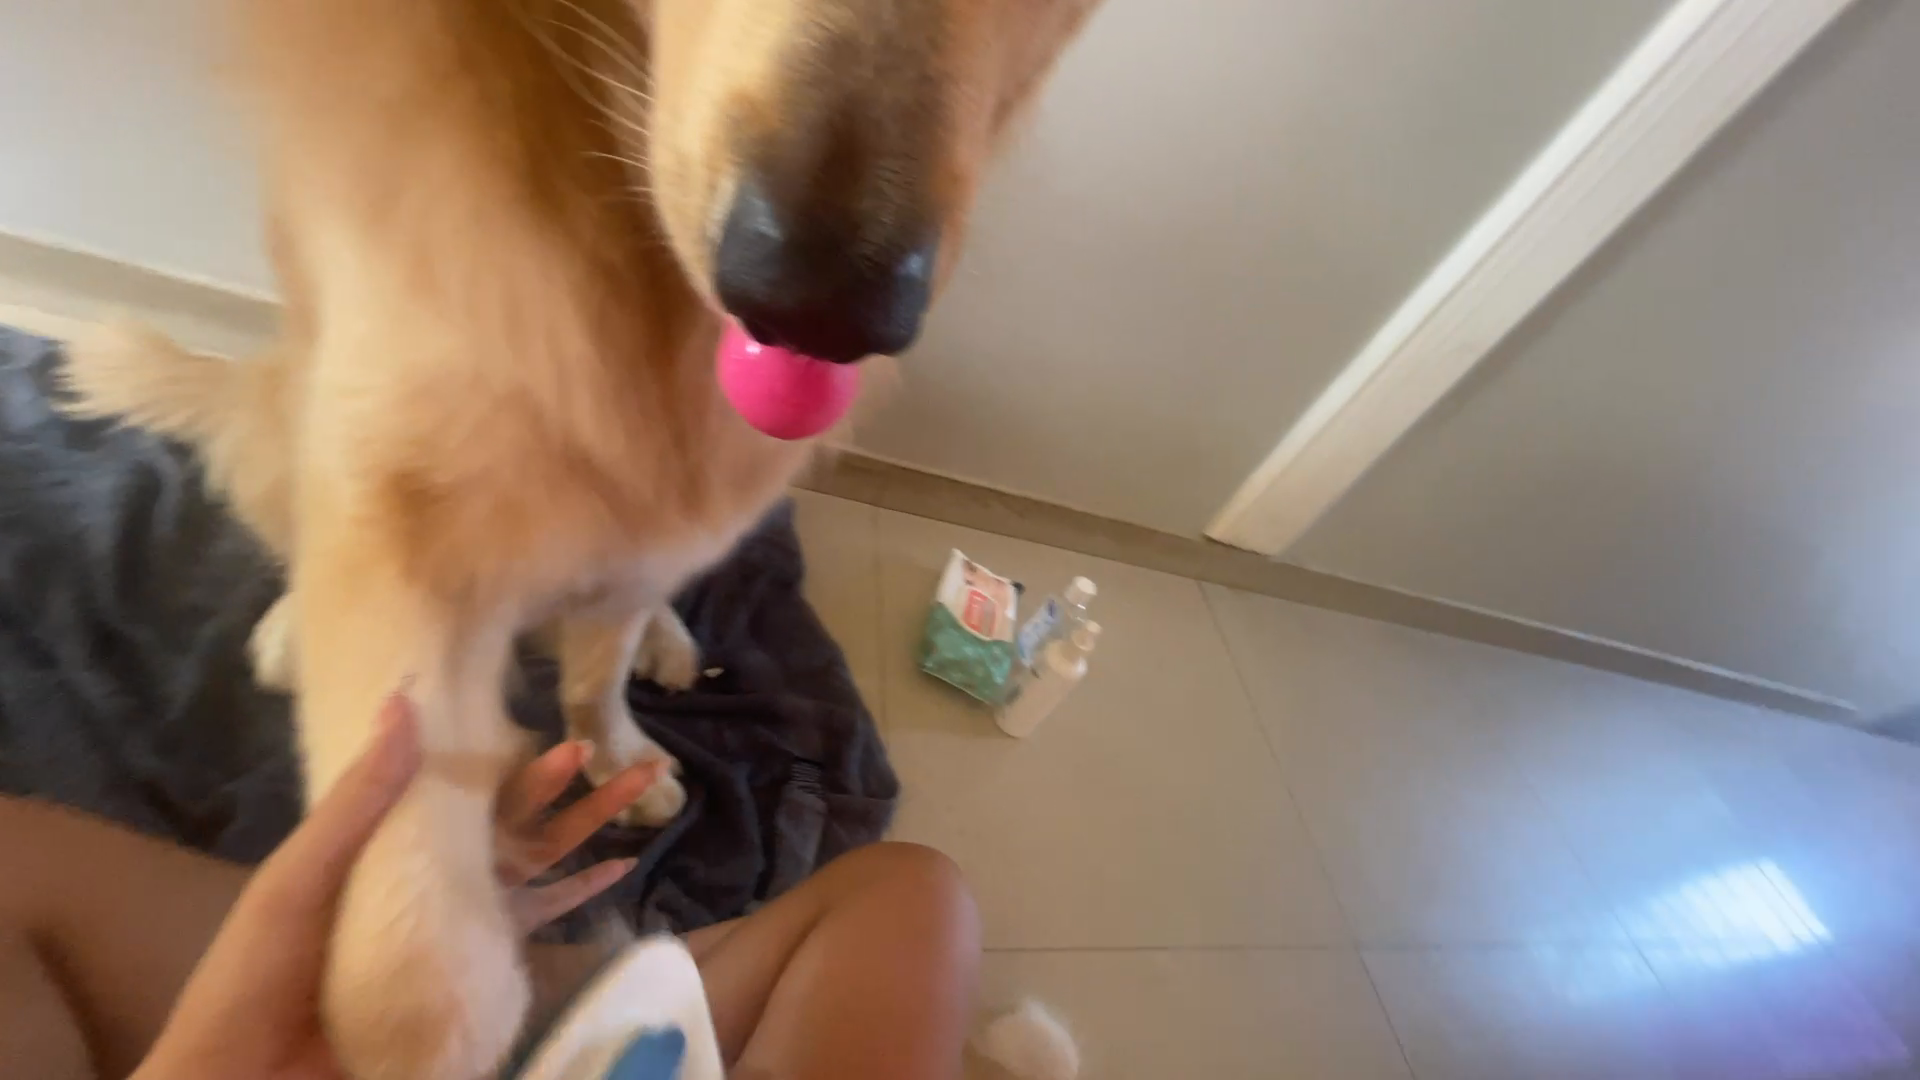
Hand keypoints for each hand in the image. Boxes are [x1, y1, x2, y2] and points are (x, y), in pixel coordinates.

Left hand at [135, 694, 662, 1079]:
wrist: (252, 1077)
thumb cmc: (264, 970)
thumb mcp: (303, 874)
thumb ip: (361, 796)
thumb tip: (403, 700)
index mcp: (405, 840)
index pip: (481, 788)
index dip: (529, 763)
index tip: (572, 741)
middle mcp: (445, 868)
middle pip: (529, 816)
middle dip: (580, 785)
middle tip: (630, 757)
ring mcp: (467, 913)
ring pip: (548, 855)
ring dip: (595, 822)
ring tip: (641, 787)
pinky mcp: (479, 958)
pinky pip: (543, 915)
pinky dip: (585, 889)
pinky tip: (622, 865)